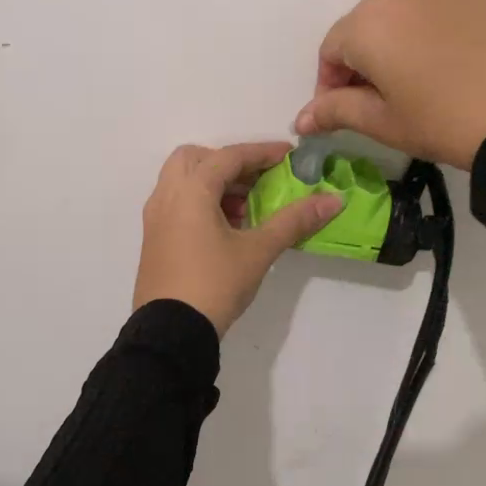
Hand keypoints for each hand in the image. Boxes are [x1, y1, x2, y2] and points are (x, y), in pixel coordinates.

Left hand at [133, 142, 343, 336]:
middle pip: (194, 160)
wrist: (171, 332)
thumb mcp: (258, 252)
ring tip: (243, 213)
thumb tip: (333, 200)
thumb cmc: (214, 285)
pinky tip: (222, 233)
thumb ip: (294, 221)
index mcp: (190, 192)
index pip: (228, 157)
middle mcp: (165, 198)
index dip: (261, 153)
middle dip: (226, 164)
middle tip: (254, 184)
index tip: (288, 157)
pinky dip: (197, 206)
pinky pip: (175, 207)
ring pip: (181, 184)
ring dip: (212, 186)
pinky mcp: (152, 243)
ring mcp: (154, 222)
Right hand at [295, 0, 485, 171]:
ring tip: (418, 68)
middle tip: (380, 96)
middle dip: (363, 57)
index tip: (343, 110)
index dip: (331, 84)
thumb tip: (302, 119)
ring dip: (399, 30)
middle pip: (366, 22)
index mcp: (367, 25)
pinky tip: (447, 31)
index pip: (331, 50)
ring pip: (404, 1)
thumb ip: (337, 111)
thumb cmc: (444, 120)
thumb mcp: (384, 123)